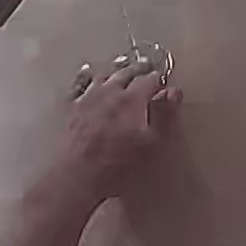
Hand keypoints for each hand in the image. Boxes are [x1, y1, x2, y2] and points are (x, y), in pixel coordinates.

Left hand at [46, 60, 181, 207]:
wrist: (78, 176)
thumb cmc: (118, 164)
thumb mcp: (151, 144)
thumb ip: (164, 115)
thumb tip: (174, 92)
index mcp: (132, 99)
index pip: (150, 79)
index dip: (159, 80)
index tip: (164, 84)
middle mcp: (109, 92)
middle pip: (126, 72)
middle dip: (139, 70)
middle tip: (147, 69)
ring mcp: (88, 98)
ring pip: (104, 76)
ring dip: (115, 73)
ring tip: (122, 73)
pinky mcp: (71, 108)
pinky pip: (79, 85)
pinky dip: (87, 78)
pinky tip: (89, 78)